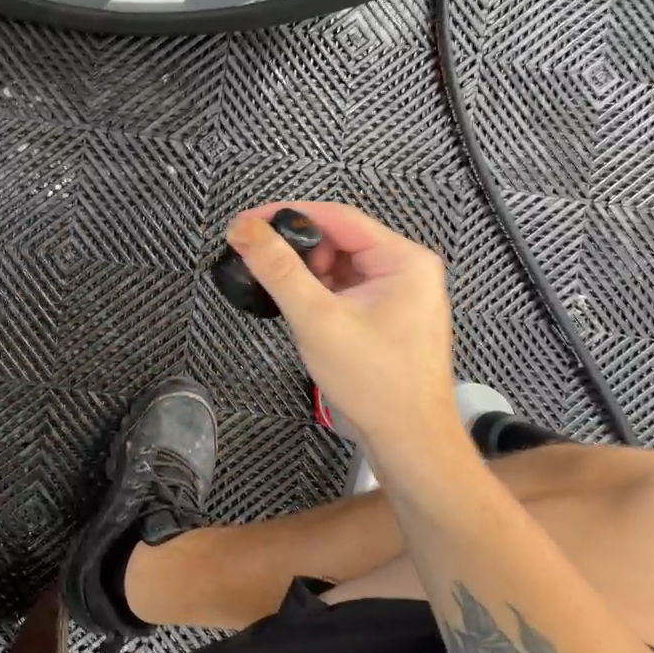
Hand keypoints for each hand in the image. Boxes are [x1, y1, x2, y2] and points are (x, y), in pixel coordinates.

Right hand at [227, 202, 455, 441]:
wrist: (408, 438)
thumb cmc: (375, 381)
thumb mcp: (316, 317)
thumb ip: (277, 269)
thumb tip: (245, 229)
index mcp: (403, 259)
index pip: (336, 216)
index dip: (287, 215)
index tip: (246, 223)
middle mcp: (405, 269)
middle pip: (336, 238)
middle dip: (294, 249)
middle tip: (258, 263)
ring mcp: (396, 292)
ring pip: (336, 264)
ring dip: (304, 273)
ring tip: (281, 295)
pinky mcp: (384, 313)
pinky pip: (342, 287)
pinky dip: (316, 292)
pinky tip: (299, 310)